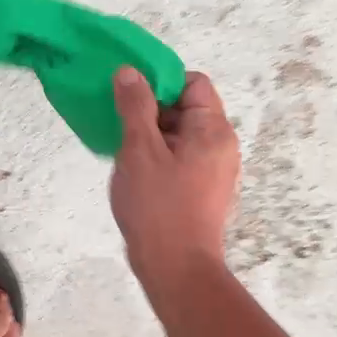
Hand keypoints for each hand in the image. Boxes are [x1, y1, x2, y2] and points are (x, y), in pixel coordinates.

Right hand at [108, 67, 239, 293]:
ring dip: (148, 129)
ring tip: (119, 140)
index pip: (193, 83)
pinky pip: (177, 153)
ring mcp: (212, 168)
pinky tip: (130, 163)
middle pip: (185, 106)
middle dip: (149, 105)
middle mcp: (220, 146)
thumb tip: (130, 71)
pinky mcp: (199, 187)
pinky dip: (154, 150)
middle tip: (116, 115)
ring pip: (177, 131)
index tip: (128, 91)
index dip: (161, 80)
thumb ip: (135, 106)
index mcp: (213, 131)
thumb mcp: (140, 148)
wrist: (175, 266)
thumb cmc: (158, 203)